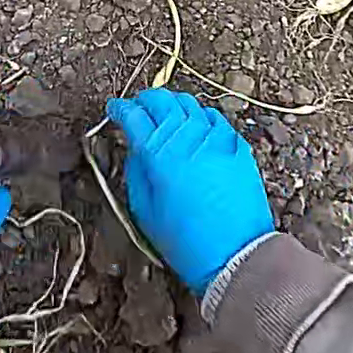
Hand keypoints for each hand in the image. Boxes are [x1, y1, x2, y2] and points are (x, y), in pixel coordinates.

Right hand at [106, 89, 274, 294]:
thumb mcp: (146, 213)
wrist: (237, 254)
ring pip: (188, 102)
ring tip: (164, 111)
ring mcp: (213, 137)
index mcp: (159, 155)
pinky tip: (195, 123)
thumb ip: (137, 174)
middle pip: (161, 100)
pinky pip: (213, 116)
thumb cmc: (187, 242)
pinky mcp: (235, 143)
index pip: (133, 116)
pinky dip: (199, 114)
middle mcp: (186, 137)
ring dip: (172, 103)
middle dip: (145, 99)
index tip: (115, 109)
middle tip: (138, 105)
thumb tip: (135, 149)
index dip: (120, 109)